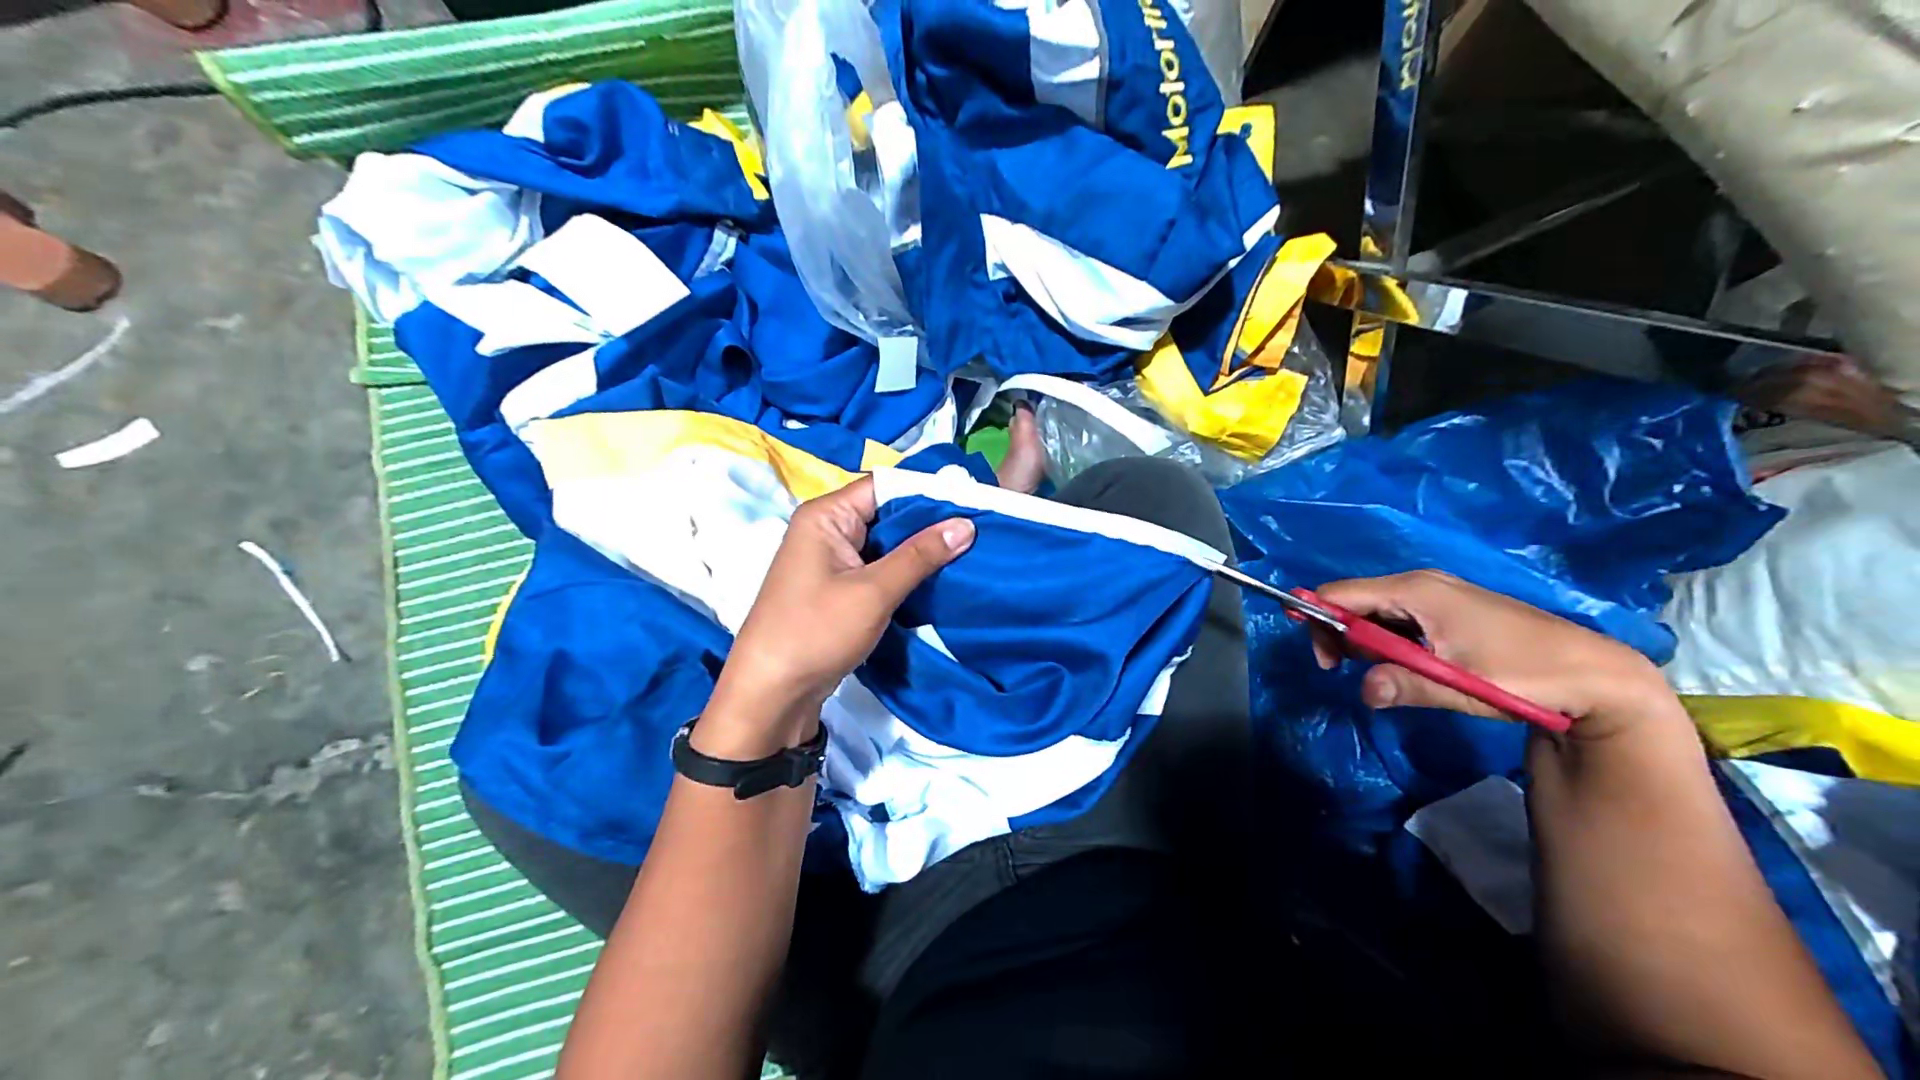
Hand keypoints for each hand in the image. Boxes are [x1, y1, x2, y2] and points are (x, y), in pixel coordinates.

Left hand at [695, 476, 974, 758]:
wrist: (771, 692)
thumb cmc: (816, 632)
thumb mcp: (873, 592)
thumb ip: (920, 556)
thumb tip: (966, 524)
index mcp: (825, 516)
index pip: (884, 486)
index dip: (926, 491)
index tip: (971, 501)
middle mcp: (826, 529)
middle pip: (886, 512)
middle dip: (928, 522)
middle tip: (977, 528)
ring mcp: (830, 559)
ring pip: (884, 542)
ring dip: (919, 549)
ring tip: (968, 550)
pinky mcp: (837, 587)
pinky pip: (877, 567)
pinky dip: (904, 571)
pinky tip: (938, 577)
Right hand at [1309, 570, 1684, 743]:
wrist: (1597, 674)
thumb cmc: (1526, 674)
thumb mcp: (1460, 684)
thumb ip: (1404, 685)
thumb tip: (1361, 691)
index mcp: (1416, 590)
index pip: (1340, 593)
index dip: (1315, 616)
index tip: (1318, 656)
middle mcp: (1421, 583)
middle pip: (1353, 600)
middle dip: (1340, 634)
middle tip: (1346, 672)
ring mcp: (1437, 594)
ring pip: (1375, 610)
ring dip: (1367, 641)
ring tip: (1387, 673)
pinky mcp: (1450, 608)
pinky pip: (1399, 616)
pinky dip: (1389, 639)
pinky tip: (1408, 663)